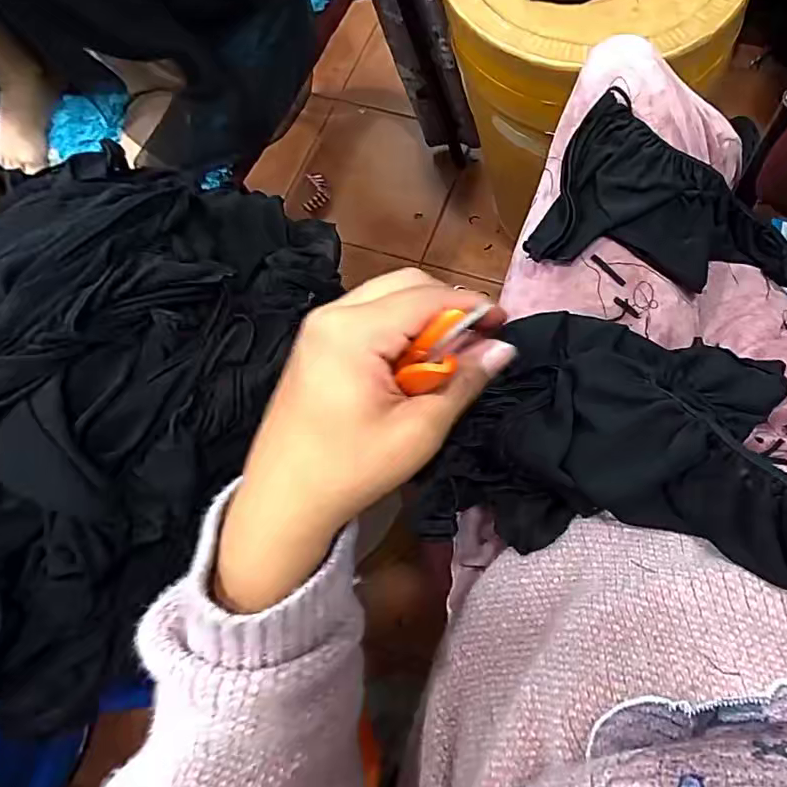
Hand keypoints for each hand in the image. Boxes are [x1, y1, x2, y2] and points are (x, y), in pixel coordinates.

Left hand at [214, 269, 514, 612]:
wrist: (283, 502)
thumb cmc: (351, 470)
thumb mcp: (421, 429)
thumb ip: (465, 379)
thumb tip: (503, 348)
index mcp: (353, 332)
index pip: (428, 297)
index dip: (473, 306)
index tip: (503, 324)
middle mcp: (332, 315)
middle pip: (408, 283)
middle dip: (450, 306)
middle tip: (477, 341)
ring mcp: (321, 326)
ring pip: (390, 294)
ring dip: (427, 317)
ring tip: (447, 358)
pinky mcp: (319, 341)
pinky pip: (373, 314)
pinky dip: (403, 327)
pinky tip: (415, 364)